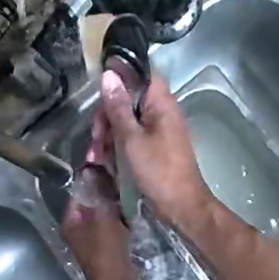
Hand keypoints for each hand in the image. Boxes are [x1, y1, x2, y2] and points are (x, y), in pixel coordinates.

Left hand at [61, 107, 131, 279]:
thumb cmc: (106, 249)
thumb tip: (92, 166)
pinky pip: (112, 222)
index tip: (104, 158)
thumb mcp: (102, 215)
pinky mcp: (108, 245)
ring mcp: (93, 238)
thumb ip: (98, 190)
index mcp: (71, 219)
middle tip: (119, 167)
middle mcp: (78, 227)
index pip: (79, 188)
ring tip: (127, 181)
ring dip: (113, 198)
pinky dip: (119, 212)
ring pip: (102, 210)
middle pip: (90, 199)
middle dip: (103, 185)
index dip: (90, 173)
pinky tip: (132, 203)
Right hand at [98, 69, 213, 232]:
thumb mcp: (131, 139)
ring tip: (96, 155)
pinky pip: (132, 138)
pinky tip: (103, 162)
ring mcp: (159, 131)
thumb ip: (118, 107)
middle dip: (107, 116)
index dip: (119, 74)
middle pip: (128, 99)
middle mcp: (162, 112)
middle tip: (96, 136)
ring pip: (126, 121)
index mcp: (161, 103)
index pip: (141, 73)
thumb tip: (108, 74)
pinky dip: (118, 147)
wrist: (181, 206)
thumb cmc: (158, 171)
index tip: (99, 89)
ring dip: (108, 135)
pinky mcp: (155, 148)